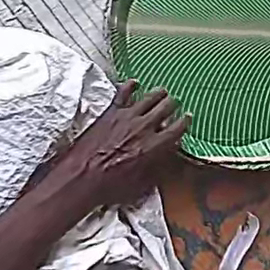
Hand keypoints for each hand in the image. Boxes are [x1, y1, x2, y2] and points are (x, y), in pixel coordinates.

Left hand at [49, 81, 188, 210]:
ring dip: (159, 93)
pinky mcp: (111, 111)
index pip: (177, 128)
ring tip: (162, 91)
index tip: (187, 117)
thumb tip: (167, 157)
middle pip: (166, 107)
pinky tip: (135, 82)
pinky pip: (124, 92)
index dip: (184, 121)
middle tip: (174, 103)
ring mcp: (127, 116)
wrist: (82, 176)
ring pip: (150, 97)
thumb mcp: (142, 184)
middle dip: (173, 104)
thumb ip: (158, 167)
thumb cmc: (112, 186)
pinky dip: (131, 85)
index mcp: (155, 146)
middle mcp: (144, 127)